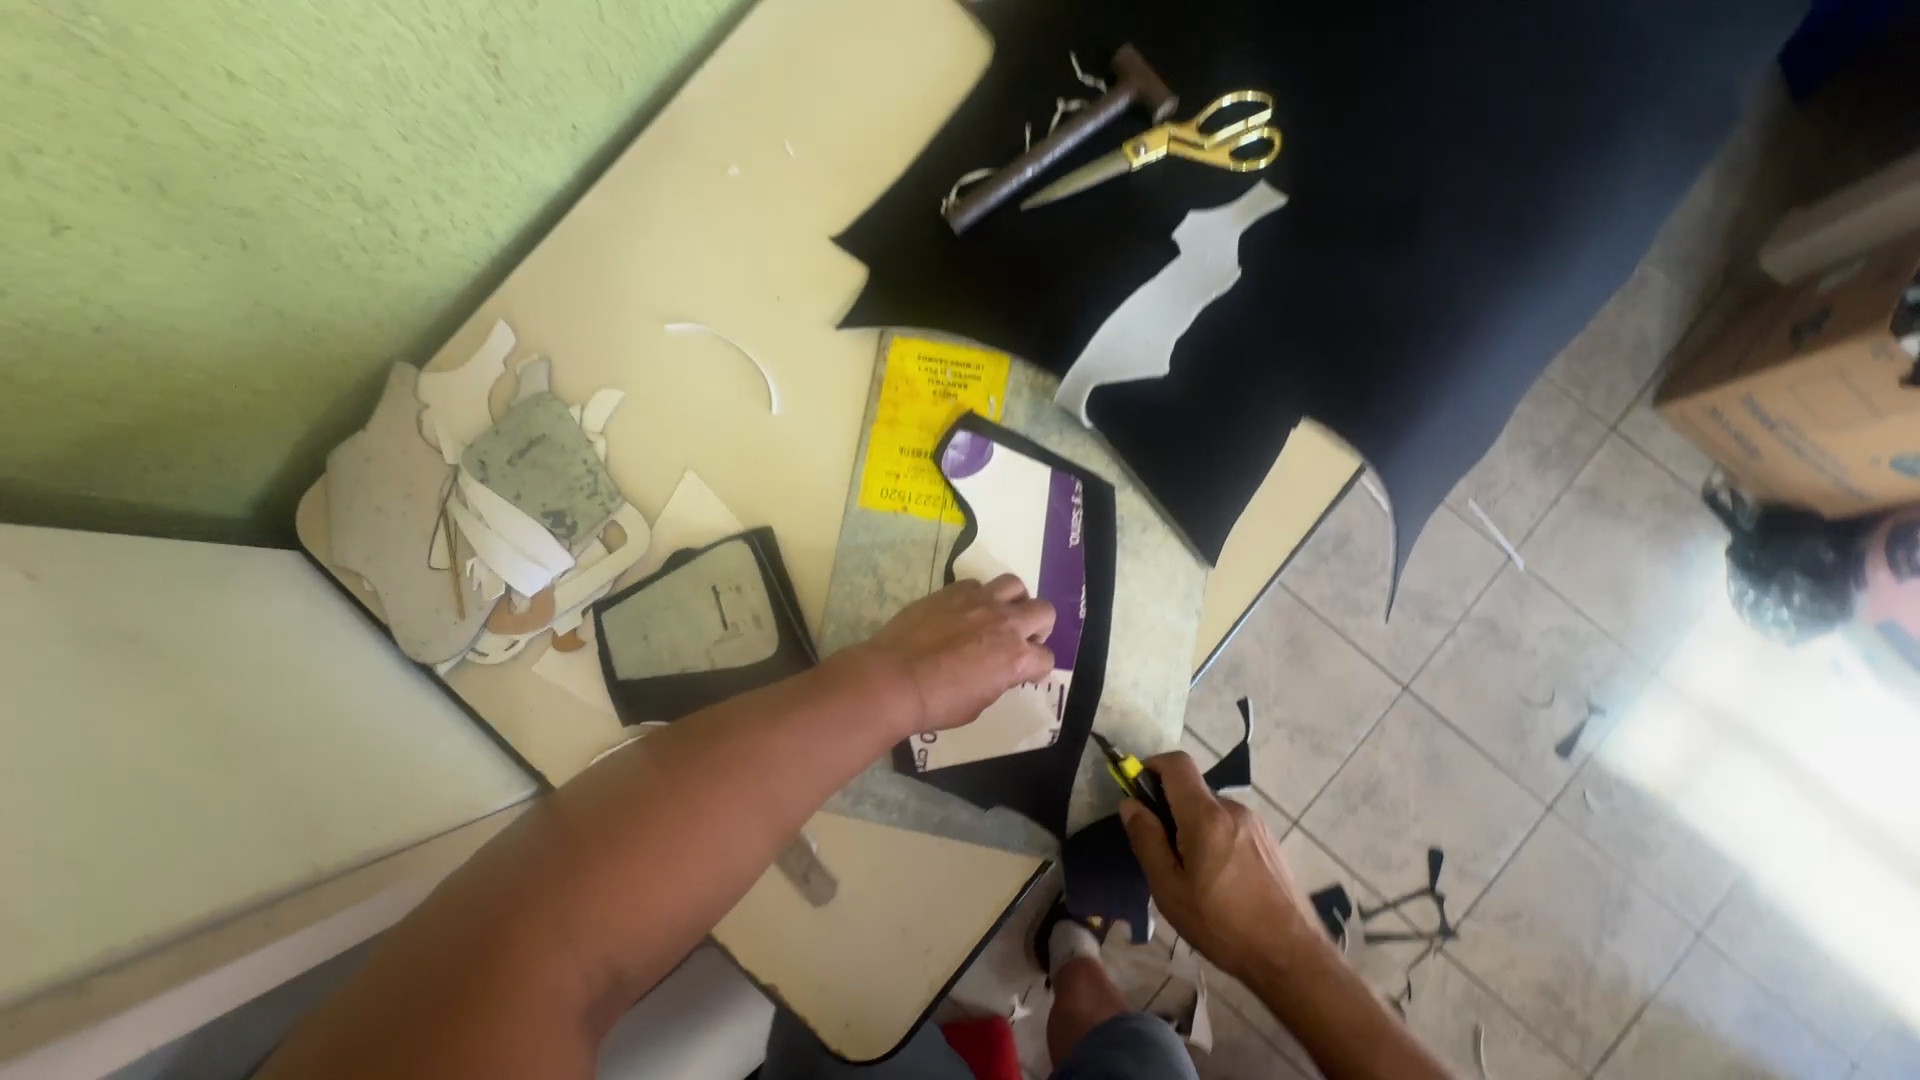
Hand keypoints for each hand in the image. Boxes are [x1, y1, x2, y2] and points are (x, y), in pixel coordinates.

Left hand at [848, 574, 1054, 736]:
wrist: (894, 679)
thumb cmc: (937, 703)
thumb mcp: (979, 703)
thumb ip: (998, 680)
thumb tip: (999, 671)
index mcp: (1016, 658)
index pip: (1046, 658)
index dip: (1038, 668)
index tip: (1025, 673)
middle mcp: (1005, 623)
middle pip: (1044, 611)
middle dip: (1039, 627)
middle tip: (1020, 639)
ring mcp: (979, 601)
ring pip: (1015, 585)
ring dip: (1014, 601)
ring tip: (997, 615)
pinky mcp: (952, 591)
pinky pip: (977, 584)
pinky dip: (978, 597)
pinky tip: (964, 612)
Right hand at [1119, 752, 1318, 982]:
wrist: (1292, 956)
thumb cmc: (1222, 924)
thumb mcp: (1169, 888)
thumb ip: (1146, 840)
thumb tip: (1130, 804)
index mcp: (1206, 815)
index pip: (1177, 763)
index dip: (1152, 767)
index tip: (1138, 794)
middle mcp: (1234, 810)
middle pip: (1193, 790)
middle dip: (1171, 810)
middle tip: (1163, 854)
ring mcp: (1256, 825)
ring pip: (1212, 812)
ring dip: (1194, 829)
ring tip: (1193, 876)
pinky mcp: (1270, 843)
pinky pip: (1231, 827)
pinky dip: (1216, 840)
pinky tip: (1220, 882)